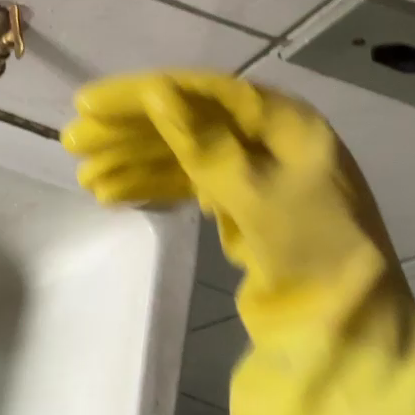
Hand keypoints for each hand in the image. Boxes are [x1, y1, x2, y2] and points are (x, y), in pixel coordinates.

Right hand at [63, 72, 414, 414]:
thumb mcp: (256, 194)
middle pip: (186, 121)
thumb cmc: (310, 250)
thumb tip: (158, 94)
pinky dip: (149, 187)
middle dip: (127, 131)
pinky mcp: (241, 205)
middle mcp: (269, 139)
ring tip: (85, 178)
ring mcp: (254, 173)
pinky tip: (112, 195)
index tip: (87, 104)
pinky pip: (186, 184)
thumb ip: (205, 145)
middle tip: (72, 143)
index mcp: (286, 124)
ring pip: (180, 155)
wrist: (342, 321)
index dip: (140, 94)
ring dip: (131, 162)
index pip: (202, 93)